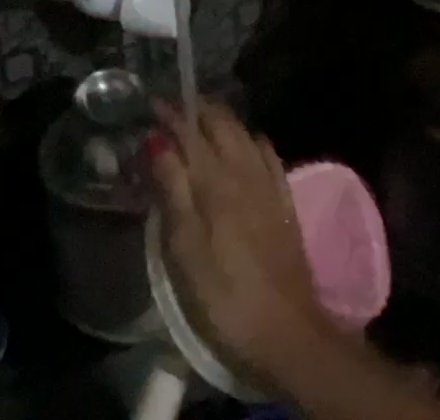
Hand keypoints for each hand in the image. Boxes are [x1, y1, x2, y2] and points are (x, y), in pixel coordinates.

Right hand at [147, 100, 329, 390]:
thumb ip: (172, 190)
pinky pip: (269, 156)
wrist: (290, 336)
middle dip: (196, 109)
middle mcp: (246, 173)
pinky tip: (247, 144)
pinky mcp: (285, 205)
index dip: (170, 113)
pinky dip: (251, 140)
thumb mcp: (185, 249)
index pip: (191, 132)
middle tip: (171, 107)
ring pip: (245, 135)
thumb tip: (157, 141)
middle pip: (222, 125)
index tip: (149, 103)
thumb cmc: (225, 297)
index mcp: (217, 182)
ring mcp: (270, 188)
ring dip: (222, 120)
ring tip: (200, 119)